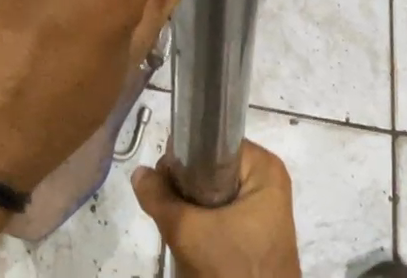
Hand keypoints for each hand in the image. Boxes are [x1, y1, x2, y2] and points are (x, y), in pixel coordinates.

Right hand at [131, 141, 301, 277]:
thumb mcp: (187, 231)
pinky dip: (203, 220)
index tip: (165, 180)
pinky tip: (193, 239)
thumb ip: (157, 196)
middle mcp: (267, 180)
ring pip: (211, 190)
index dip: (182, 157)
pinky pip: (221, 210)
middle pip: (210, 166)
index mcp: (263, 167)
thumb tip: (138, 172)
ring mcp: (264, 207)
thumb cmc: (233, 270)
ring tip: (180, 225)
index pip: (210, 142)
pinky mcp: (257, 231)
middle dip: (184, 185)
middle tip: (171, 208)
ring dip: (191, 205)